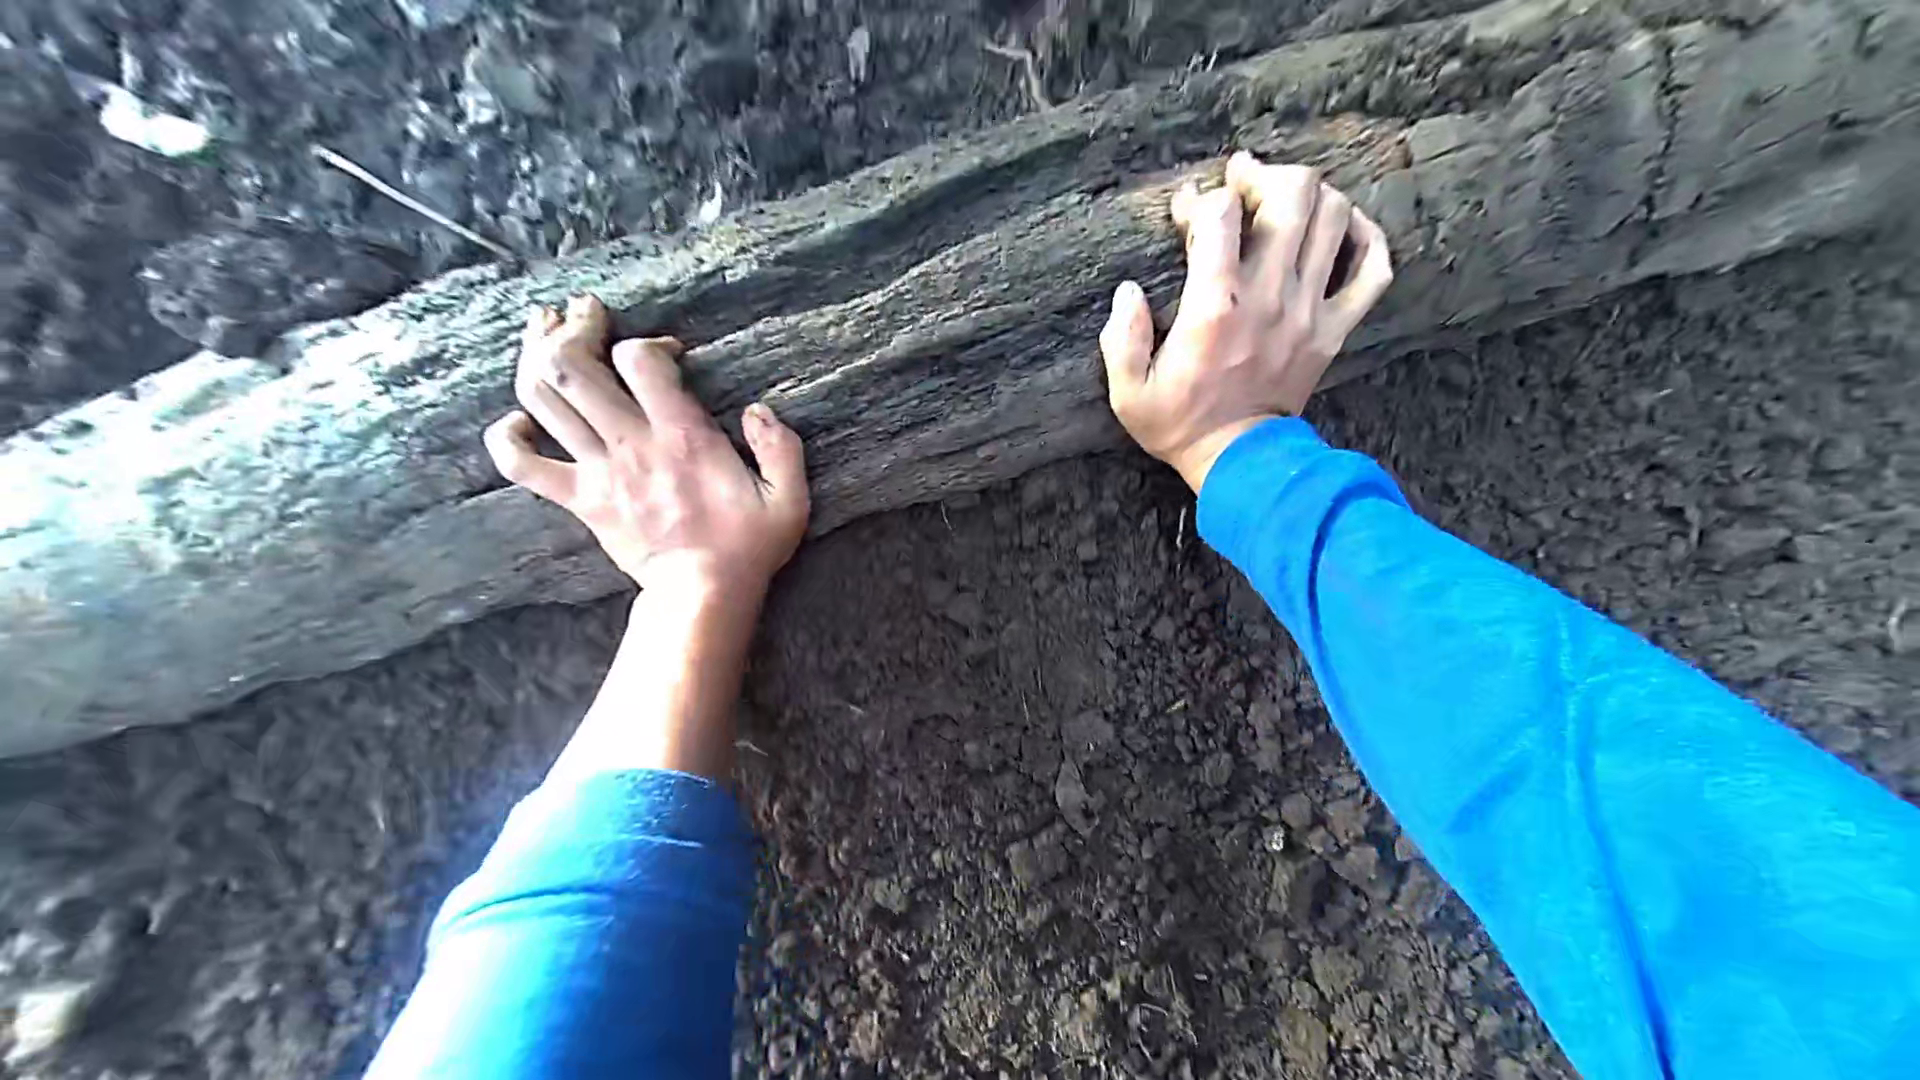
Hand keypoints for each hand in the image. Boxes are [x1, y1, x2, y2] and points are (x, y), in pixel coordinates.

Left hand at [483, 295, 809, 597]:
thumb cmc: (747, 545)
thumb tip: (759, 410)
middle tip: (583, 312)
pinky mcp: (581, 499)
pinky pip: (520, 465)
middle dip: (571, 327)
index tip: (670, 353)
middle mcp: (631, 444)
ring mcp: (598, 472)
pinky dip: (507, 437)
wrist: (702, 595)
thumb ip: (781, 447)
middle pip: (571, 366)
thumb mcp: (789, 498)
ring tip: (542, 333)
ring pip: (541, 399)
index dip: (649, 341)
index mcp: (683, 437)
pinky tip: (517, 420)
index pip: (640, 360)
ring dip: (534, 357)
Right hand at [1101, 151, 1394, 491]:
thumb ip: (1121, 338)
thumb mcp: (1127, 393)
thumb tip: (1128, 291)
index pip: (1219, 216)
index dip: (1199, 199)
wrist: (1236, 461)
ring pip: (1334, 217)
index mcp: (1214, 308)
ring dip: (1308, 195)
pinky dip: (1365, 236)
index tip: (1184, 209)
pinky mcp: (1335, 329)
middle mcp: (1269, 297)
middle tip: (1241, 180)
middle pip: (1292, 195)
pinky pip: (1374, 267)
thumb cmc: (1178, 425)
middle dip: (1263, 175)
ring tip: (1280, 200)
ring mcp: (1310, 311)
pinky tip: (1340, 228)